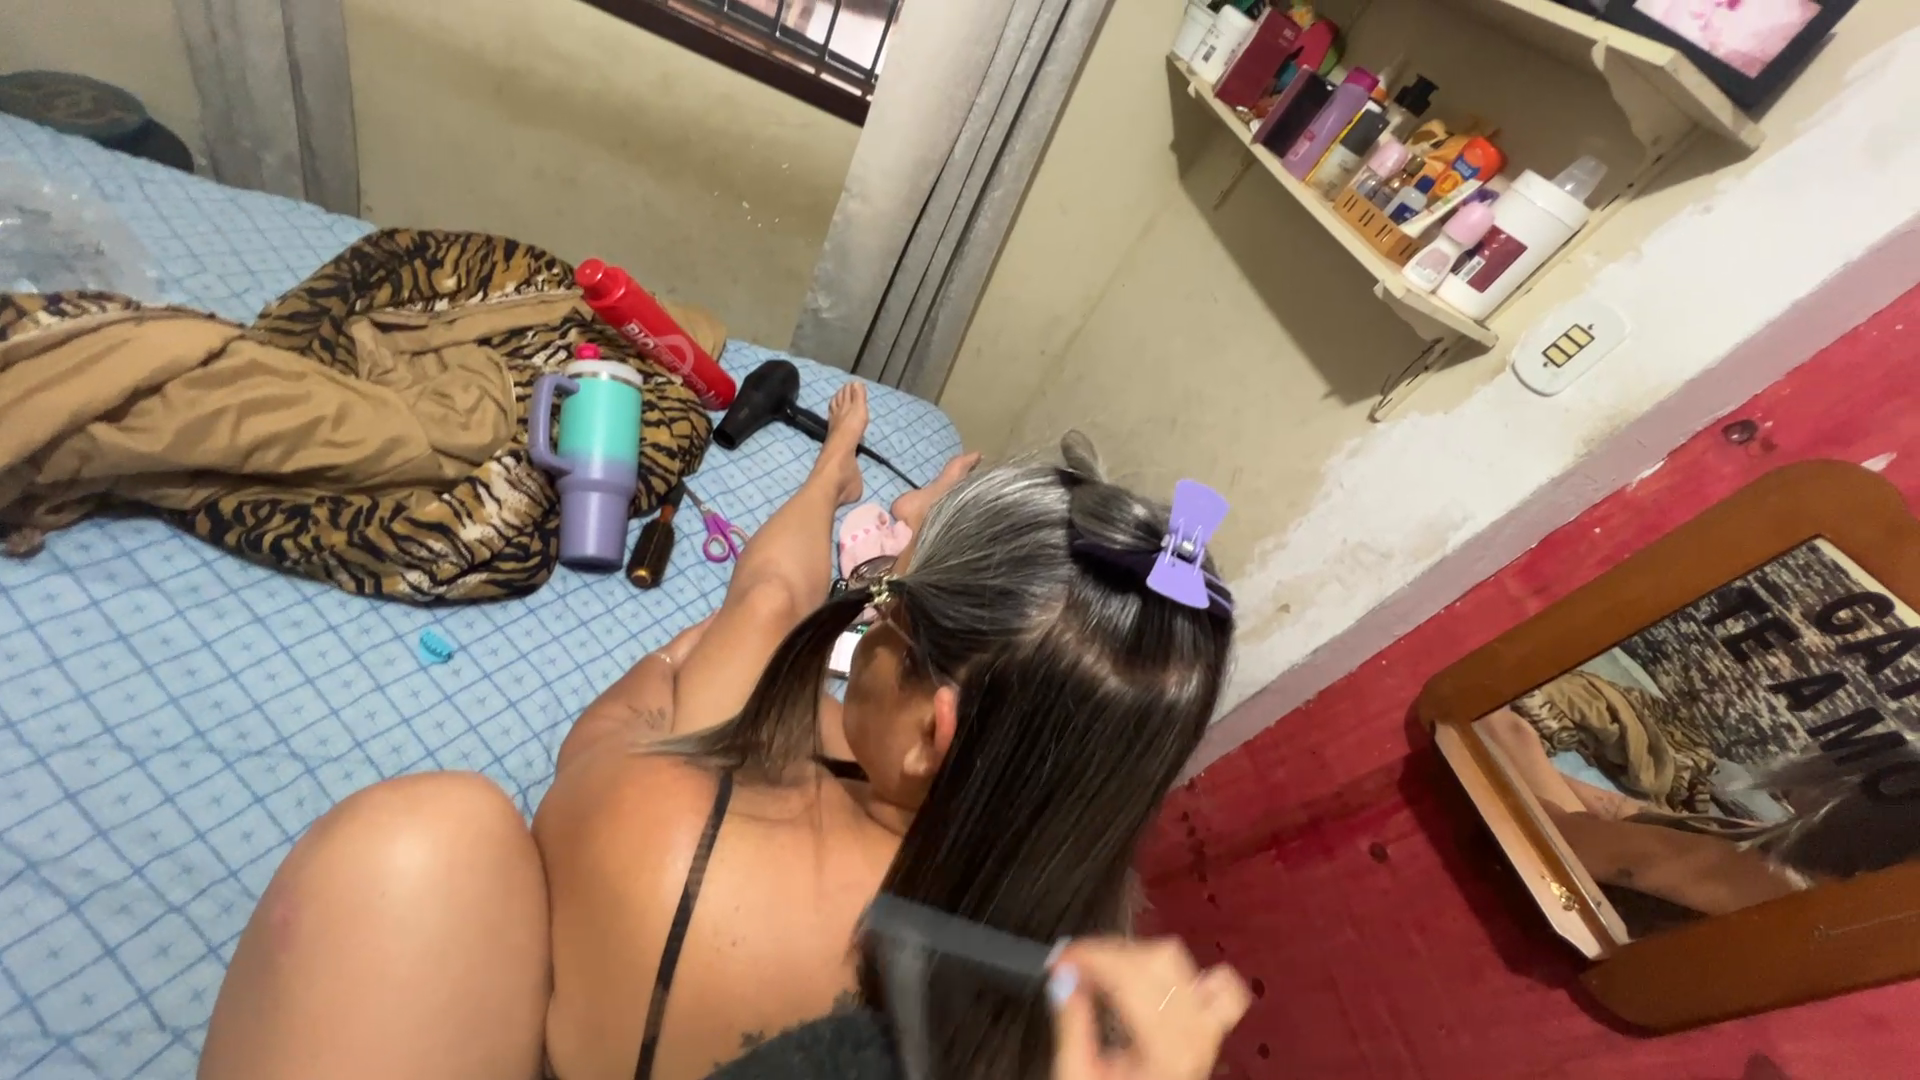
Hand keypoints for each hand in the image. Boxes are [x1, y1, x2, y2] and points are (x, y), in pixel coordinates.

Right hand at [1048, 938, 1250, 1079]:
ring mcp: (1207, 1034)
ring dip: (1134, 955)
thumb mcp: (1078, 1079)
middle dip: (1108, 954)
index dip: (1092, 957)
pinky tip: (1153, 975)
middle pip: (1153, 962)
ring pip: (1177, 960)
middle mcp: (1194, 1040)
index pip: (1130, 978)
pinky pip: (1219, 985)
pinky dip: (1185, 971)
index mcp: (1165, 1056)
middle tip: (1075, 963)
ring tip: (1104, 968)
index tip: (1063, 958)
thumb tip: (1063, 978)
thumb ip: (1072, 1027)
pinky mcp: (1208, 1033)